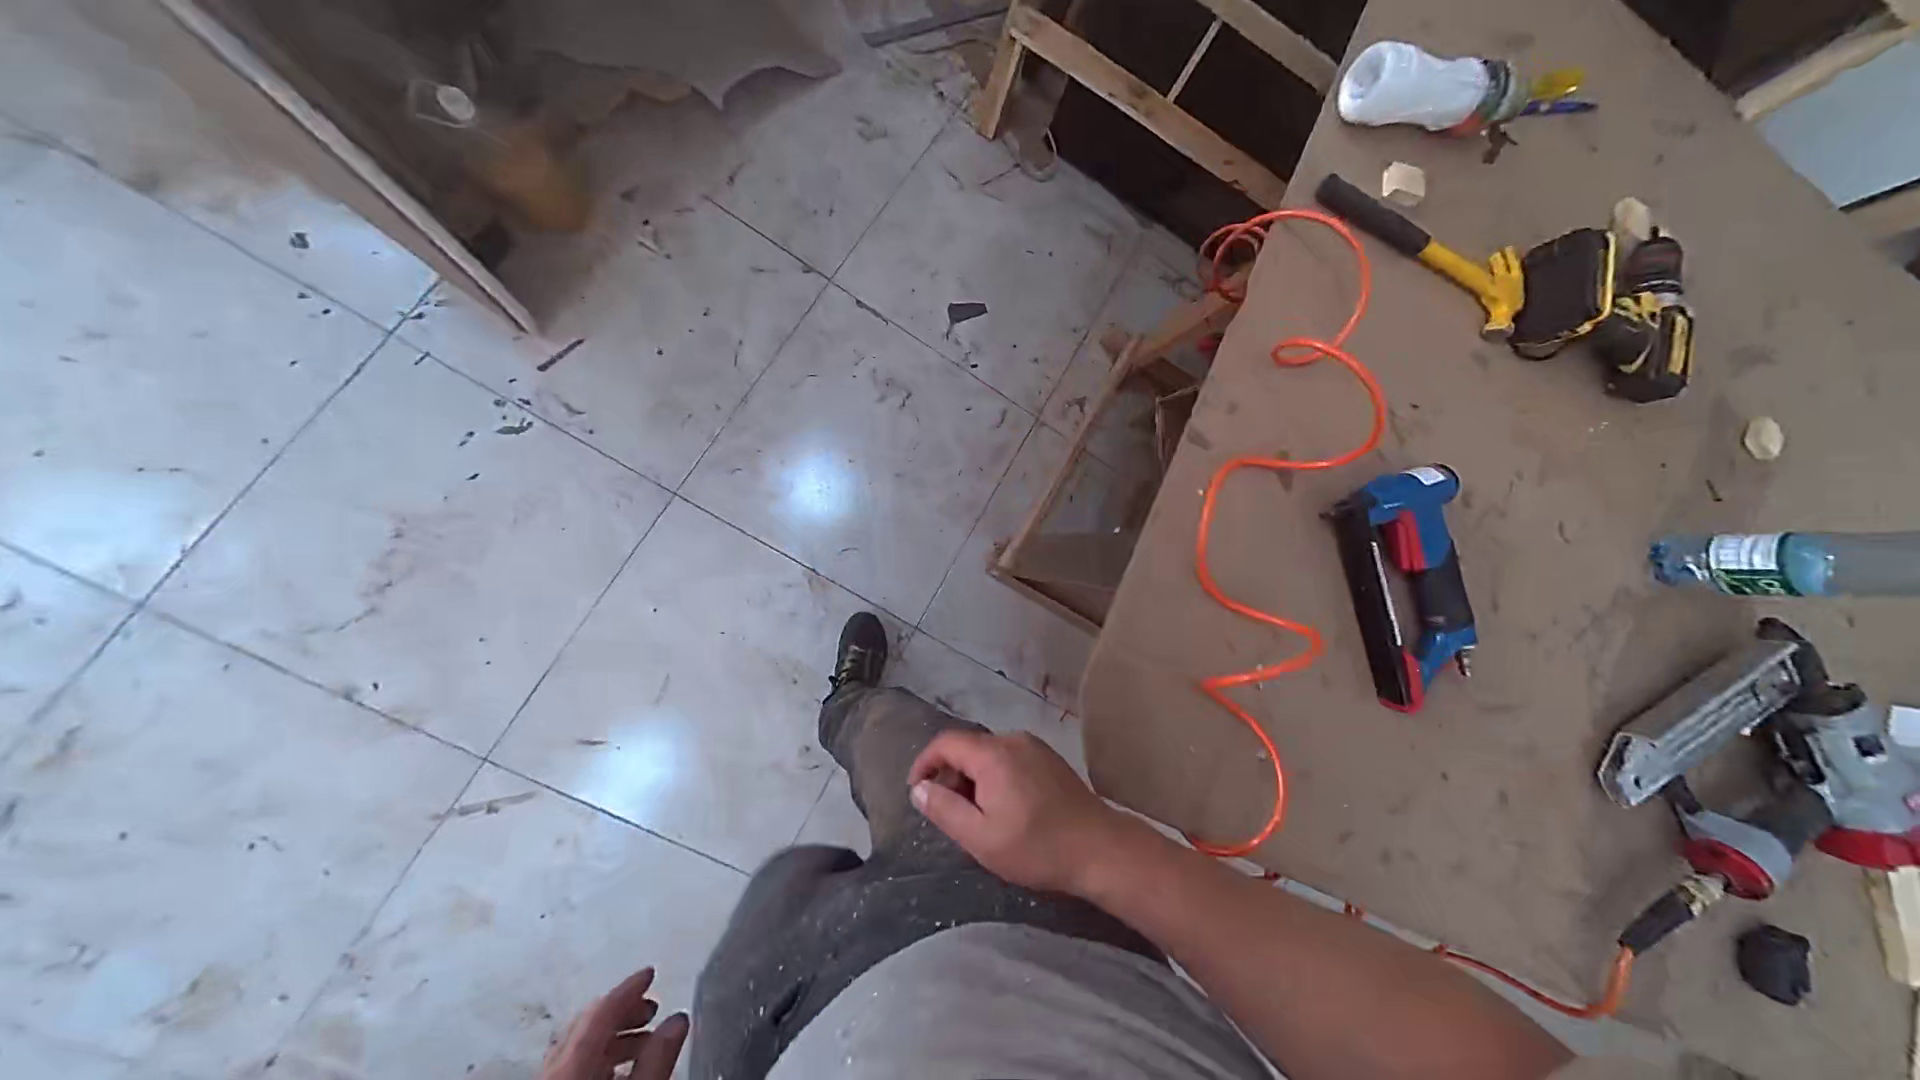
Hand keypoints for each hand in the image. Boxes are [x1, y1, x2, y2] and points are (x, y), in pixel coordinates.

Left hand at [540, 967, 688, 1079]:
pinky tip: (619, 1067)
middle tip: (650, 1007)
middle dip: (623, 1009)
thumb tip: (678, 1019)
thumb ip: (658, 1055)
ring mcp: (548, 1078)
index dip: (630, 986)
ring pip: (579, 1043)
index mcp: (574, 1055)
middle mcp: (555, 1062)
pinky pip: (572, 1062)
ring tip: (642, 1040)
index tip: (650, 972)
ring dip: (613, 1034)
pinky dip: (598, 1054)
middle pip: (589, 1021)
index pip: (603, 1007)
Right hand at [907, 730, 1125, 894]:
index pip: (946, 743)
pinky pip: (1010, 760)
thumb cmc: (1037, 847)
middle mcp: (1013, 740)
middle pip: (968, 748)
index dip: (924, 763)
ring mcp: (1035, 747)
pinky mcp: (1050, 759)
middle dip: (950, 776)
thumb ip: (944, 810)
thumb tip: (920, 789)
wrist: (1100, 849)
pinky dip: (995, 778)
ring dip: (973, 780)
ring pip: (989, 755)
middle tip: (949, 814)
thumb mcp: (980, 837)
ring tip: (977, 817)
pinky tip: (1005, 809)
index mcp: (993, 754)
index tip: (916, 791)